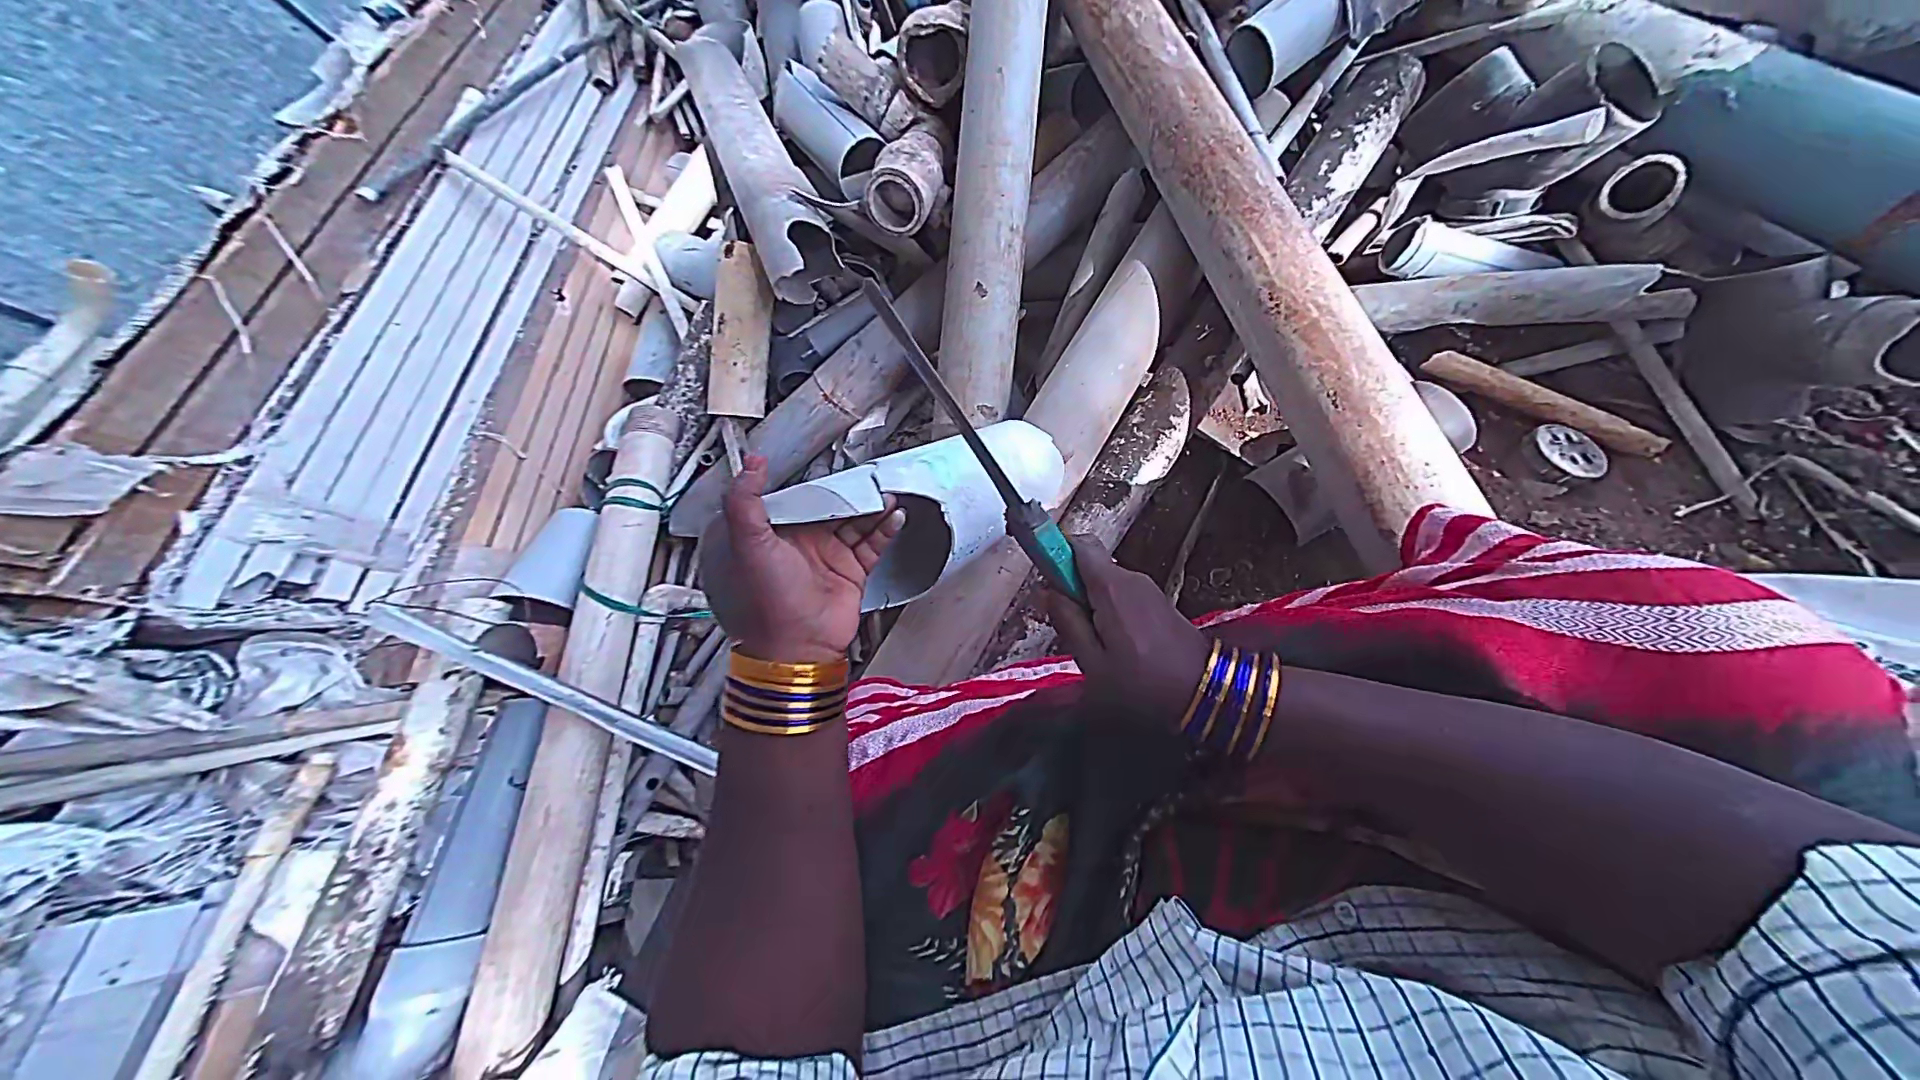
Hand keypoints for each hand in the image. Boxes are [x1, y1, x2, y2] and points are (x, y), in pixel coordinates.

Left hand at [701, 455, 905, 662]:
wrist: (798, 647)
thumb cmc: (766, 605)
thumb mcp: (749, 546)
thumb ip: (745, 503)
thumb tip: (750, 467)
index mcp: (774, 533)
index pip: (797, 496)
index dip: (814, 481)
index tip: (829, 467)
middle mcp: (802, 541)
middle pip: (831, 505)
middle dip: (850, 491)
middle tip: (865, 479)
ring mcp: (828, 555)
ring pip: (856, 520)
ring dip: (872, 506)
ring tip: (885, 493)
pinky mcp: (851, 570)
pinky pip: (873, 543)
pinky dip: (886, 528)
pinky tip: (893, 517)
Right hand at [1043, 535, 1211, 725]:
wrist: (1206, 693)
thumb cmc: (1144, 684)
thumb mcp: (1093, 662)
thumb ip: (1067, 622)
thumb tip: (1045, 593)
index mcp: (1112, 587)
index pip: (1078, 544)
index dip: (1055, 552)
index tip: (1042, 576)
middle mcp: (1130, 578)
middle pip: (1088, 565)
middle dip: (1070, 588)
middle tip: (1068, 627)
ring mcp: (1146, 588)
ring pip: (1103, 582)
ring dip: (1089, 603)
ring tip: (1094, 645)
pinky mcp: (1156, 600)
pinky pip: (1120, 594)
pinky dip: (1108, 610)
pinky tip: (1114, 645)